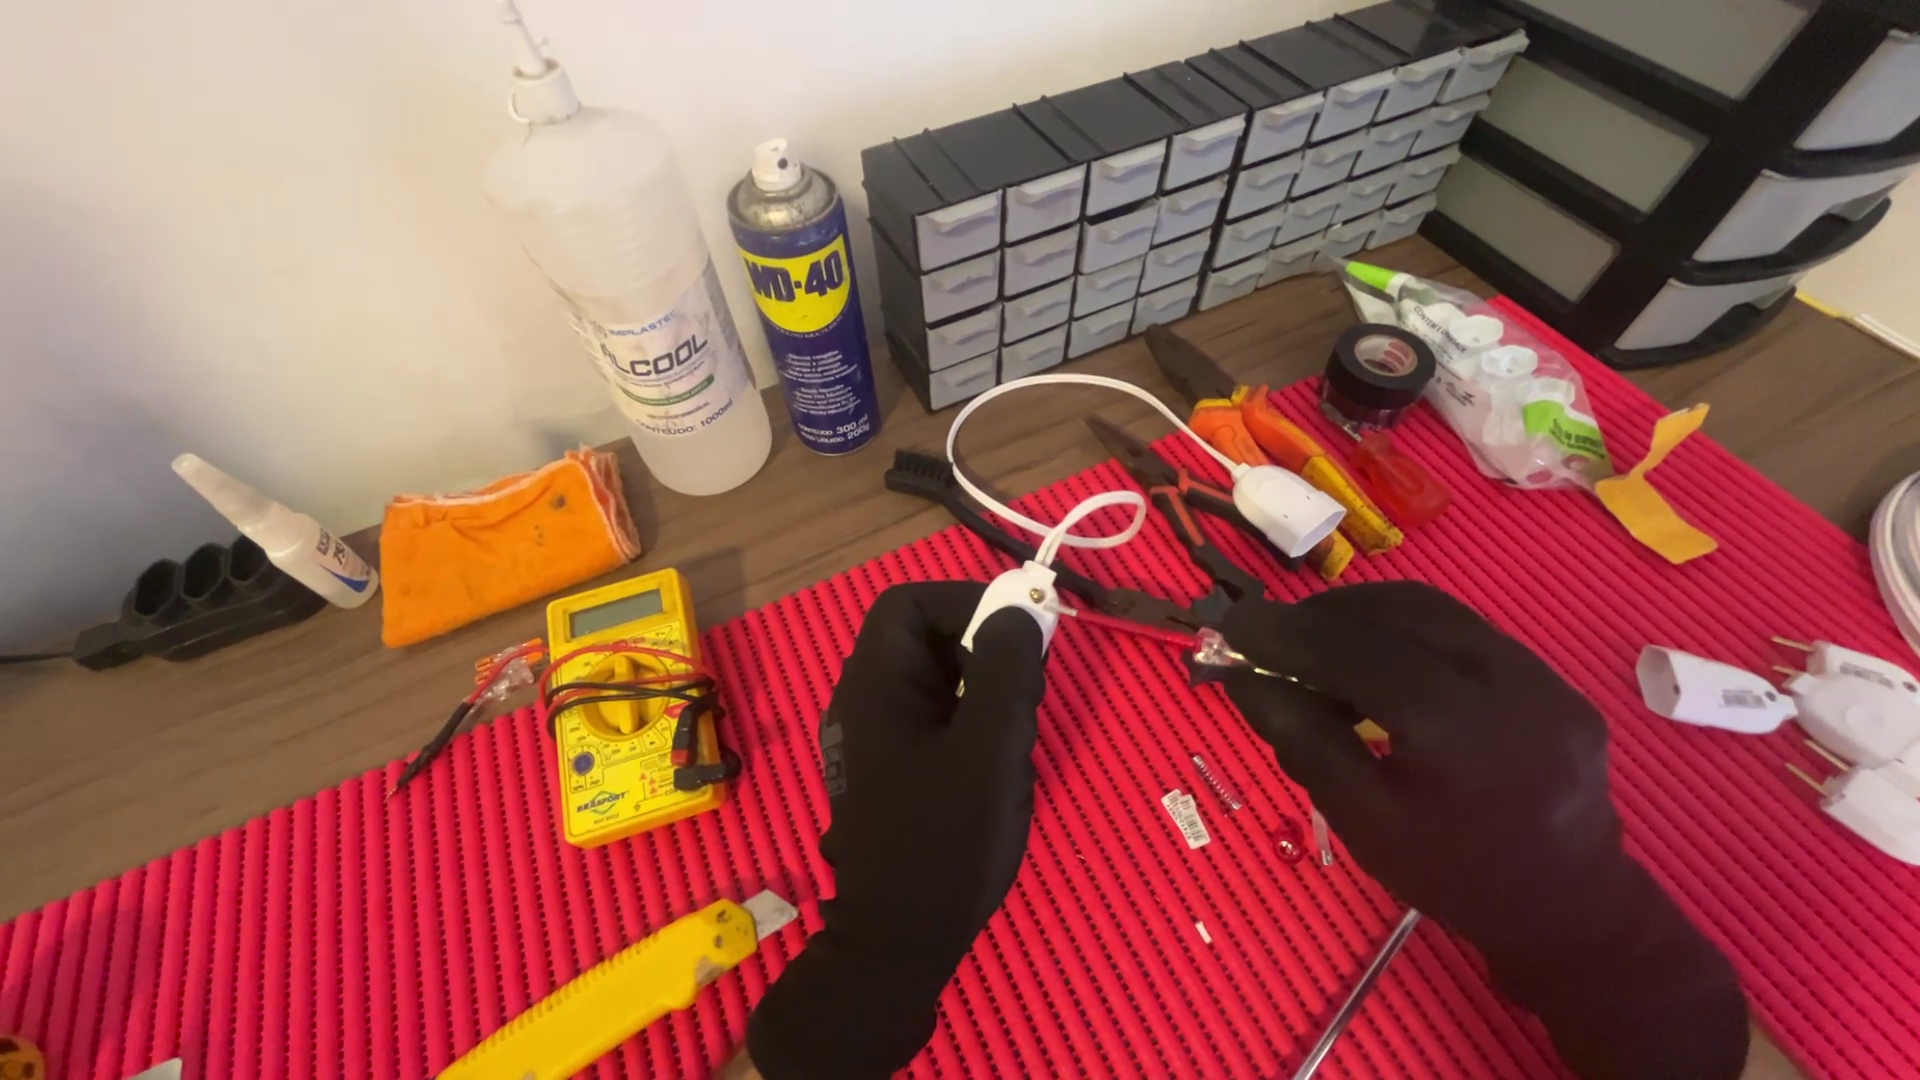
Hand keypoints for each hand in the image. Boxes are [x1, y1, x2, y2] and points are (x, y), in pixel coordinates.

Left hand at [747, 582, 1046, 1079]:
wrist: (899, 942)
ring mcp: (878, 737)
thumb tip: (1017, 611)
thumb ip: (1005, 670)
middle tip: (1027, 691)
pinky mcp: (894, 768)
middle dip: (984, 652)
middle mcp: (867, 701)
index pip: (908, 605)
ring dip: (986, 693)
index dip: (963, 602)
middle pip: (927, 640)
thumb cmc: (944, 840)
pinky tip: (998, 766)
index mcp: (874, 685)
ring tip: (1015, 737)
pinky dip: (975, 726)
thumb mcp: (989, 747)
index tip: (1015, 630)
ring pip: (940, 681)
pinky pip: (939, 719)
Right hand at [1221, 583, 1747, 1079]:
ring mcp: (1541, 676)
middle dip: (1322, 615)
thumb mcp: (1360, 819)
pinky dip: (1399, 627)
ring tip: (1311, 638)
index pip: (1362, 656)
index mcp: (1465, 734)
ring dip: (1359, 612)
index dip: (1290, 636)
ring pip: (1432, 609)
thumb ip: (1302, 737)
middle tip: (1268, 633)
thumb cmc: (1451, 875)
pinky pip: (1459, 628)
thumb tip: (1244, 676)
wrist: (1570, 910)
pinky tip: (1368, 653)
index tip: (1234, 626)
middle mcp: (1513, 686)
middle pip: (1400, 614)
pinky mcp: (1549, 677)